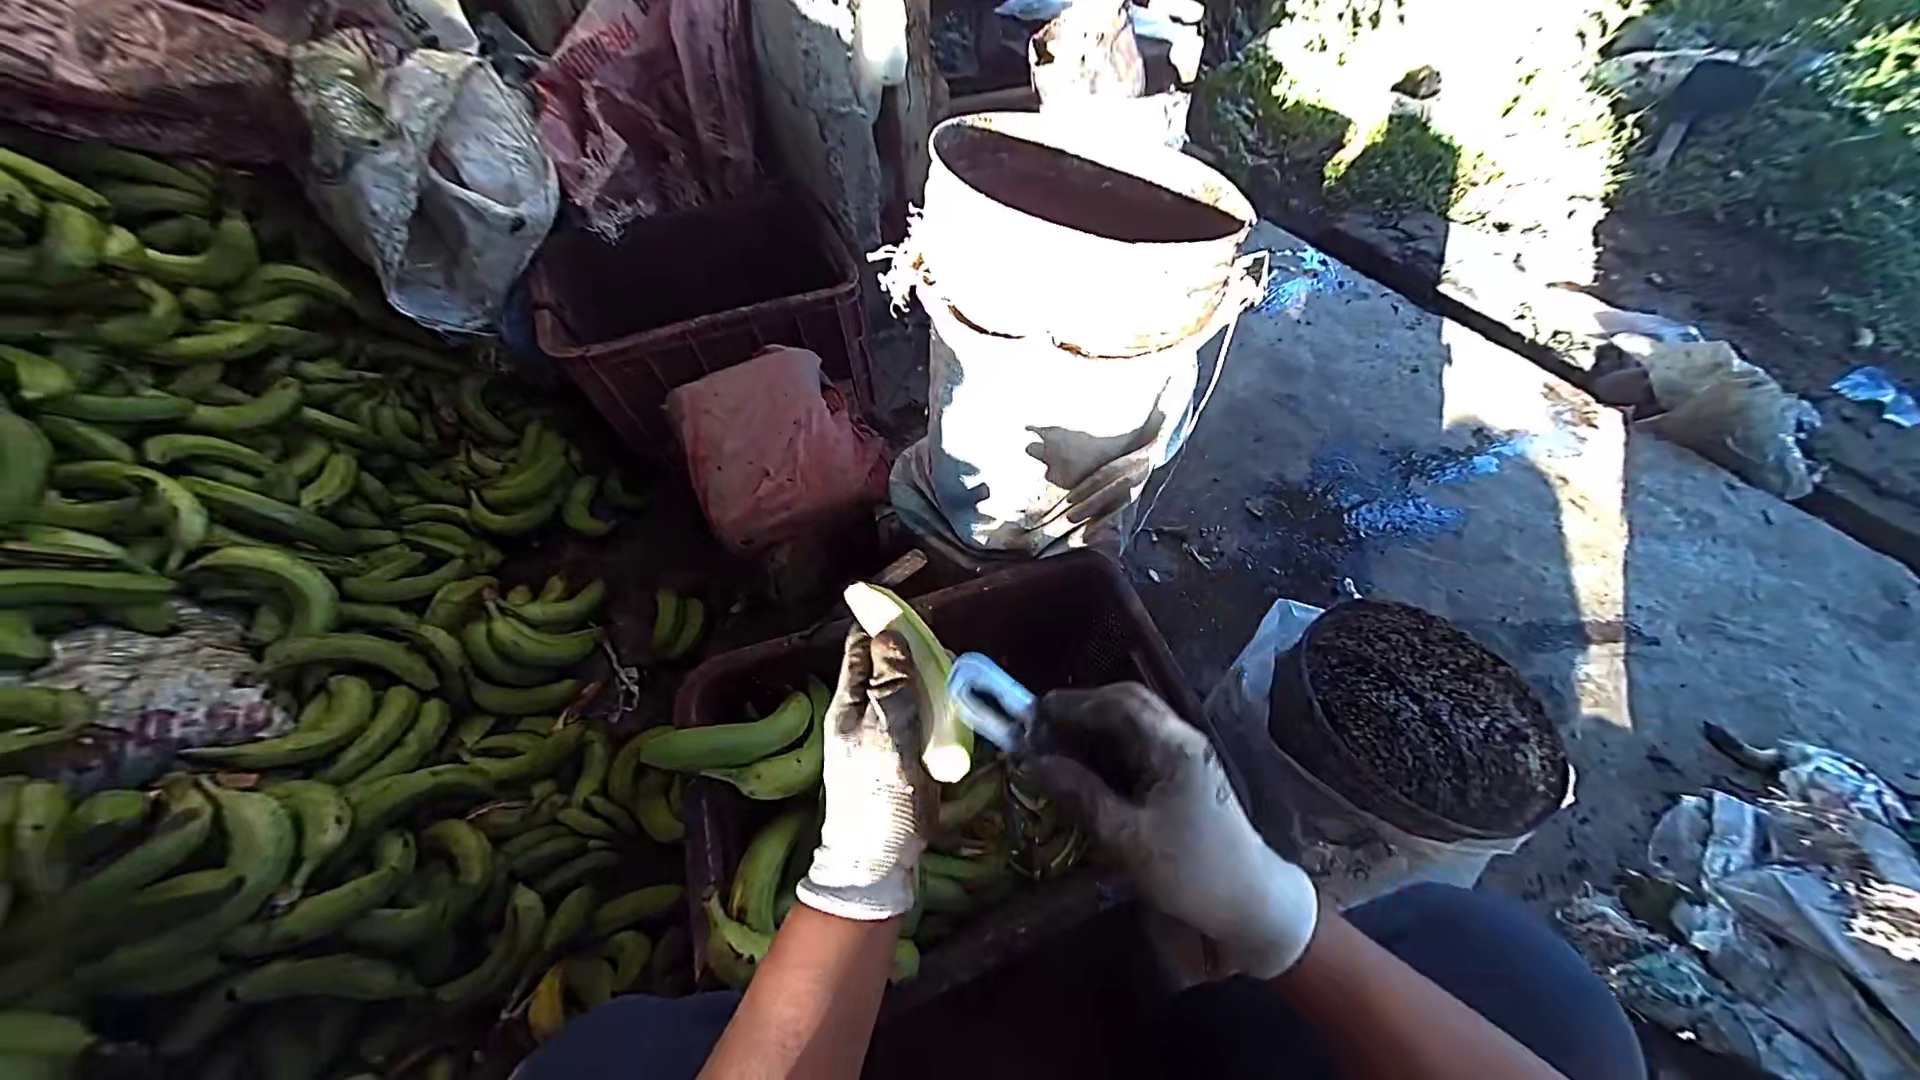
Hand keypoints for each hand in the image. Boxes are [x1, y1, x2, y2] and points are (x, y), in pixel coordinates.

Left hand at [797, 626, 934, 920]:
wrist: (884, 850)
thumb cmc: (876, 787)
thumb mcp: (884, 729)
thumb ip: (890, 682)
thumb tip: (888, 632)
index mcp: (851, 700)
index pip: (861, 648)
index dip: (880, 626)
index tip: (906, 612)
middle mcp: (869, 708)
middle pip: (891, 664)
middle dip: (913, 651)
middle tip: (939, 645)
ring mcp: (891, 727)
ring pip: (912, 687)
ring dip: (931, 677)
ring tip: (953, 669)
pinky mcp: (912, 746)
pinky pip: (927, 713)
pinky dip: (941, 704)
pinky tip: (958, 700)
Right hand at [1029, 683, 1318, 977]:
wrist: (1254, 905)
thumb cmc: (1192, 872)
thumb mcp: (1129, 839)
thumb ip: (1082, 795)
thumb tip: (1036, 763)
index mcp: (1173, 747)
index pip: (1119, 704)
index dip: (1076, 704)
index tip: (1038, 713)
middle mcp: (1180, 739)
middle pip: (1127, 702)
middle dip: (1083, 707)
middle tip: (1044, 721)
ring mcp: (1184, 753)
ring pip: (1133, 719)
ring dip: (1094, 722)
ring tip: (1058, 737)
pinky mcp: (1181, 771)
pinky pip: (1139, 741)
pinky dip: (1108, 742)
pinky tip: (1086, 758)